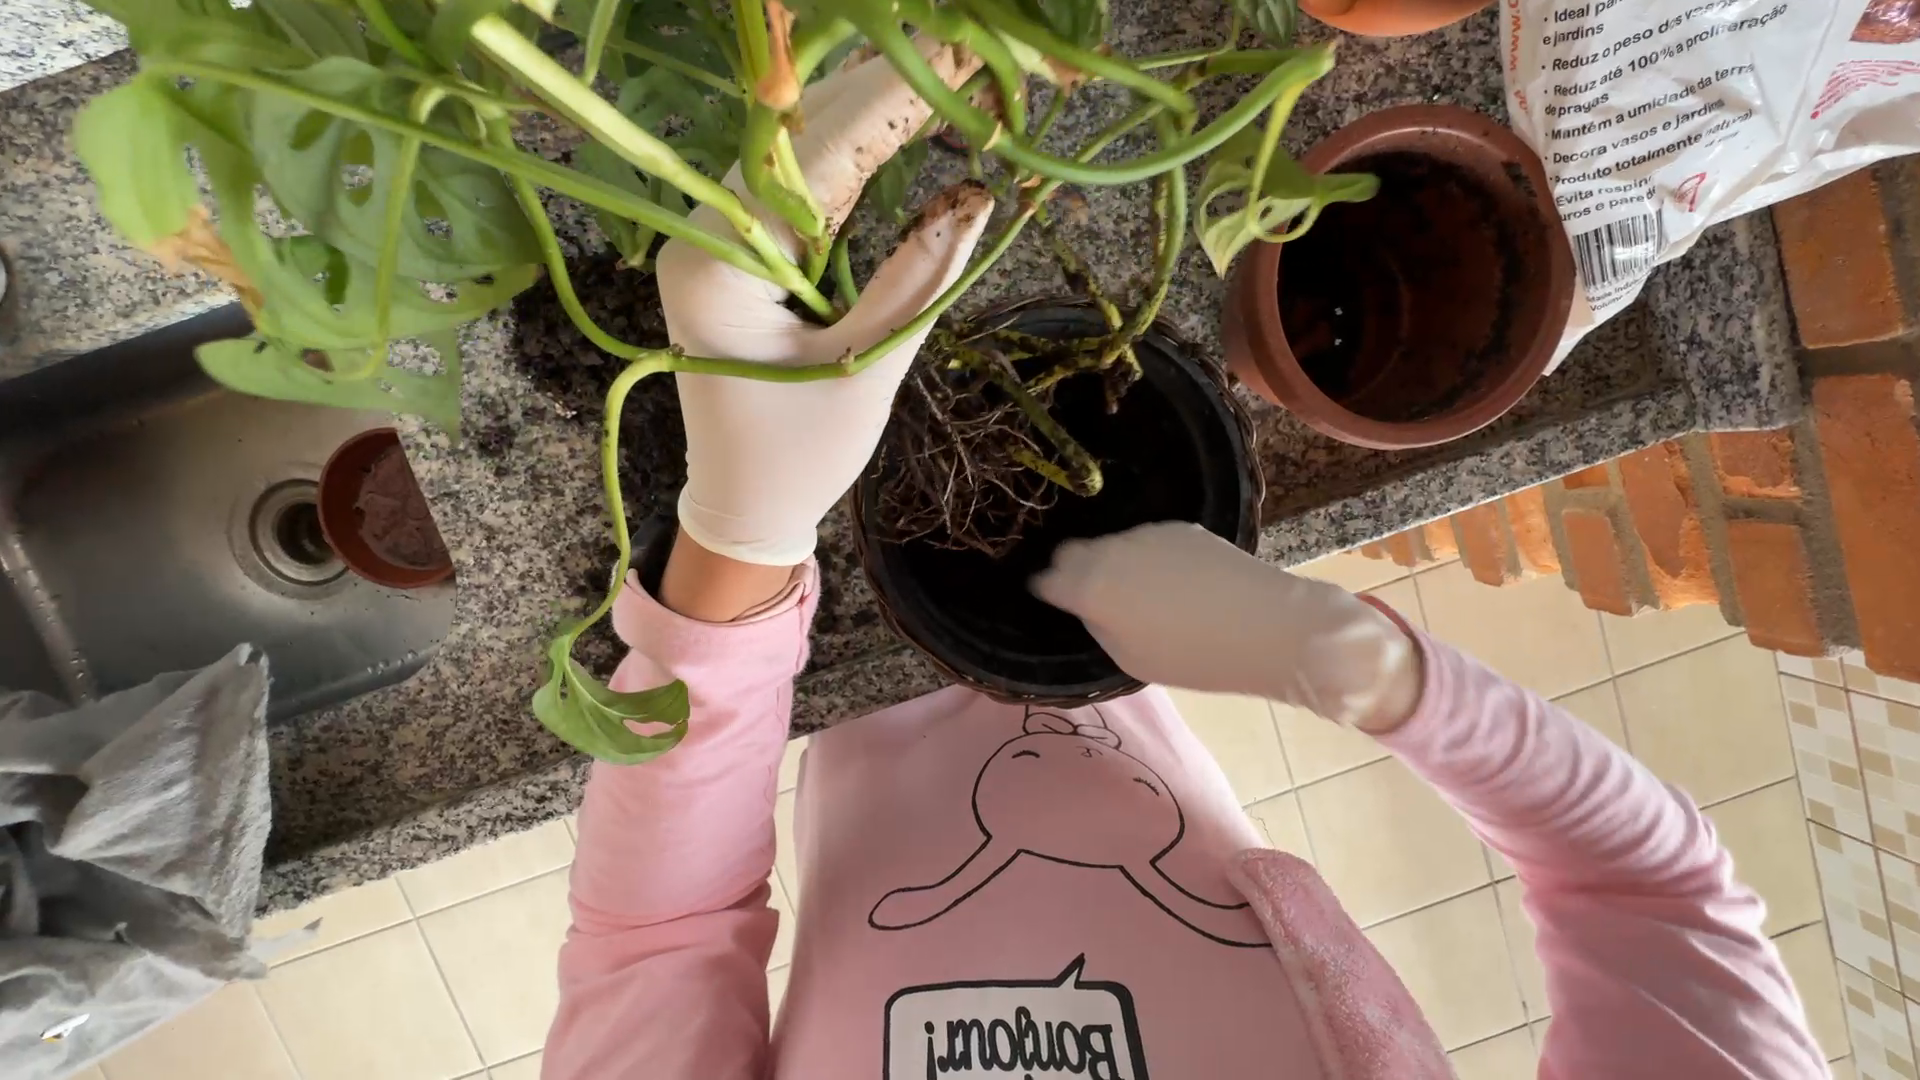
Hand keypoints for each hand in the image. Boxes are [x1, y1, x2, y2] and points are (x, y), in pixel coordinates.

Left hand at [656, 41, 991, 568]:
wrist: (745, 505)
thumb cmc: (801, 458)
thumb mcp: (866, 373)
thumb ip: (916, 281)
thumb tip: (975, 198)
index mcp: (718, 270)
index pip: (814, 163)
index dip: (890, 107)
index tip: (957, 62)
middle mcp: (701, 240)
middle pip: (793, 141)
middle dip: (879, 95)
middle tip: (957, 59)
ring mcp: (712, 246)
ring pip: (791, 157)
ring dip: (861, 116)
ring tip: (933, 75)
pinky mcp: (734, 259)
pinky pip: (790, 192)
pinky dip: (844, 159)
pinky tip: (886, 126)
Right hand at [1031, 522, 1423, 731]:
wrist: (1269, 626)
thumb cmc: (1195, 658)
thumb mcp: (1130, 658)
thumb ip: (1097, 624)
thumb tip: (1087, 604)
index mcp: (1090, 587)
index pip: (1046, 578)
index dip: (1045, 589)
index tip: (1053, 599)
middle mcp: (1109, 550)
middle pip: (1071, 551)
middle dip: (1071, 569)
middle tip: (1088, 595)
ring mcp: (1145, 534)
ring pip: (1109, 543)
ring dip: (1109, 561)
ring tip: (1137, 590)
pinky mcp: (1178, 526)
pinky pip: (1143, 540)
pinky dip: (1143, 556)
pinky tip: (1170, 580)